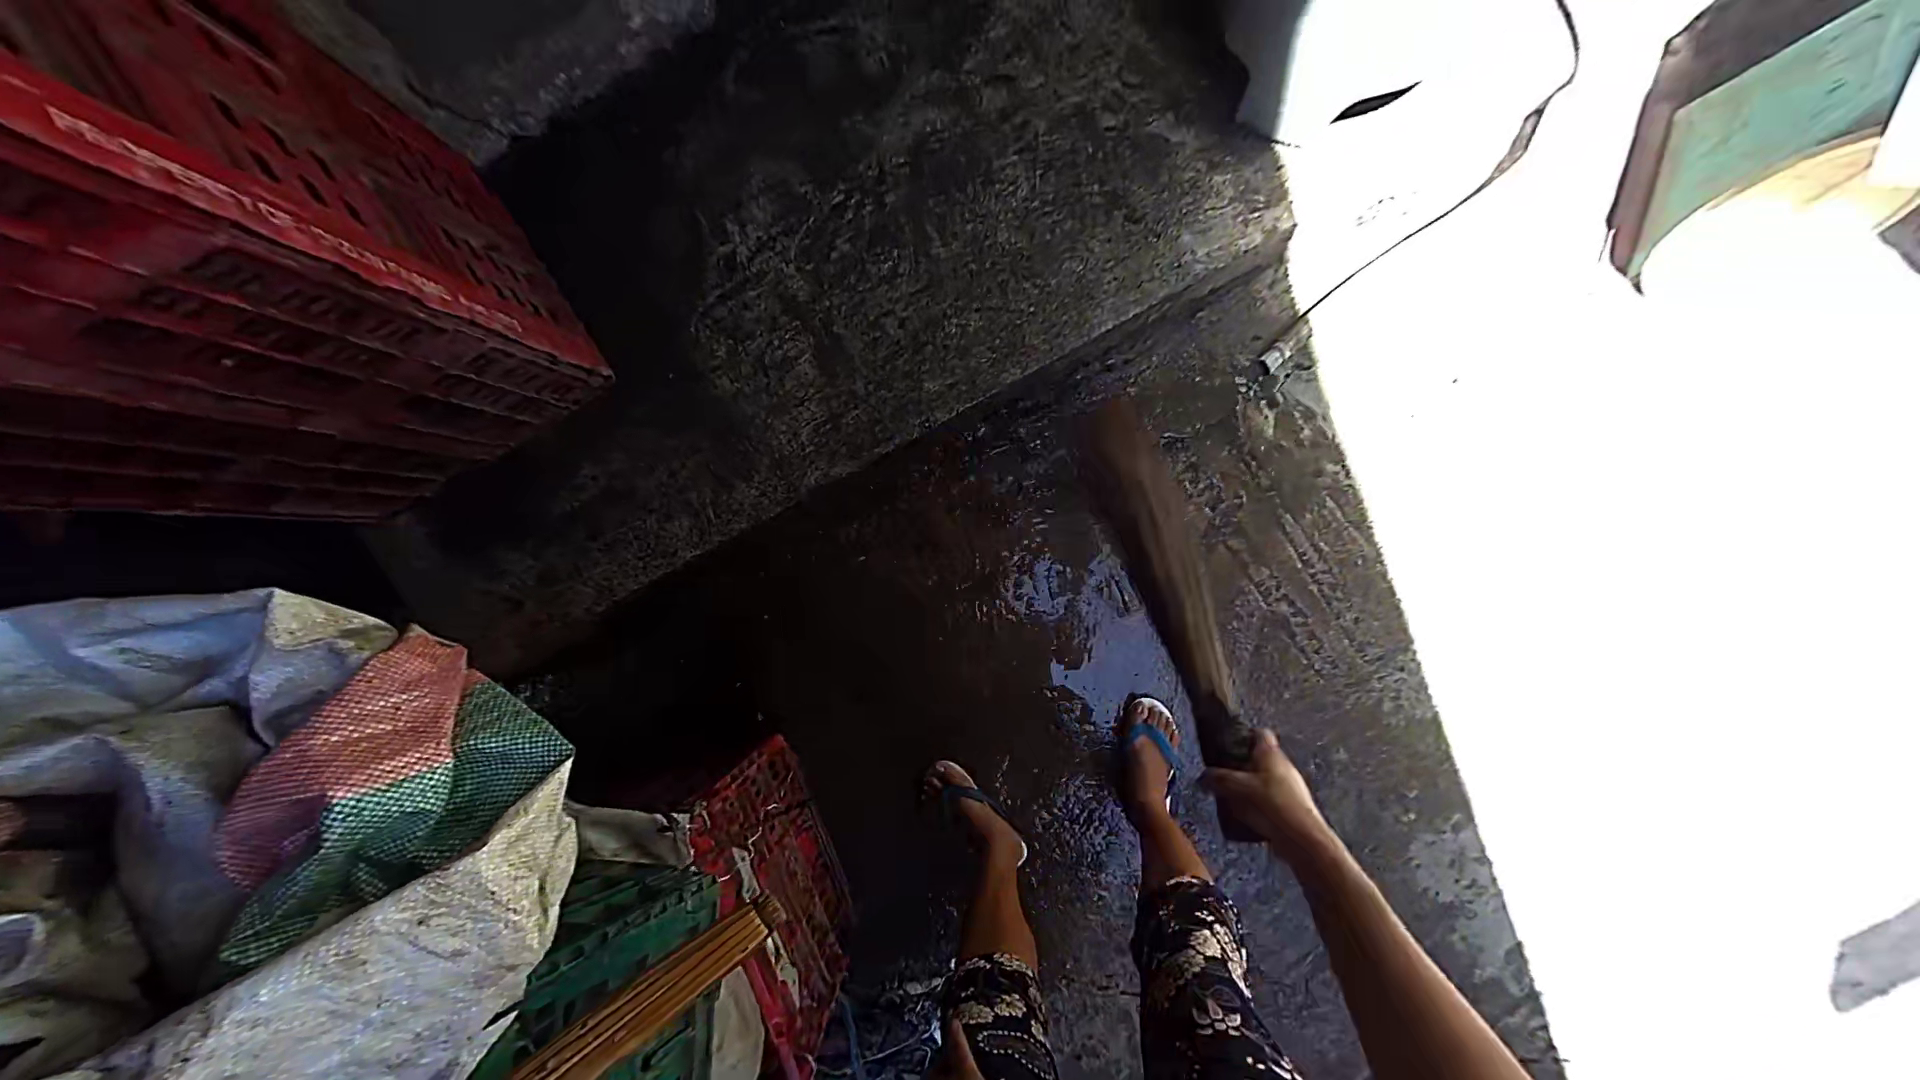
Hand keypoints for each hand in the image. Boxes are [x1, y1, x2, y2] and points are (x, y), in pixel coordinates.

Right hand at [1201, 729, 1334, 858]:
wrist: (1301, 839)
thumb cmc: (1270, 803)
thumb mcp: (1235, 788)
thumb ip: (1217, 779)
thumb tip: (1202, 776)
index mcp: (1271, 753)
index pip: (1260, 733)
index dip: (1245, 735)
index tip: (1229, 743)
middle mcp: (1284, 765)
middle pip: (1261, 757)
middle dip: (1242, 765)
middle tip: (1224, 773)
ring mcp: (1291, 787)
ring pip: (1266, 779)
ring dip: (1250, 786)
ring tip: (1231, 796)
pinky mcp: (1293, 807)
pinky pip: (1272, 799)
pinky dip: (1259, 803)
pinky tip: (1246, 815)